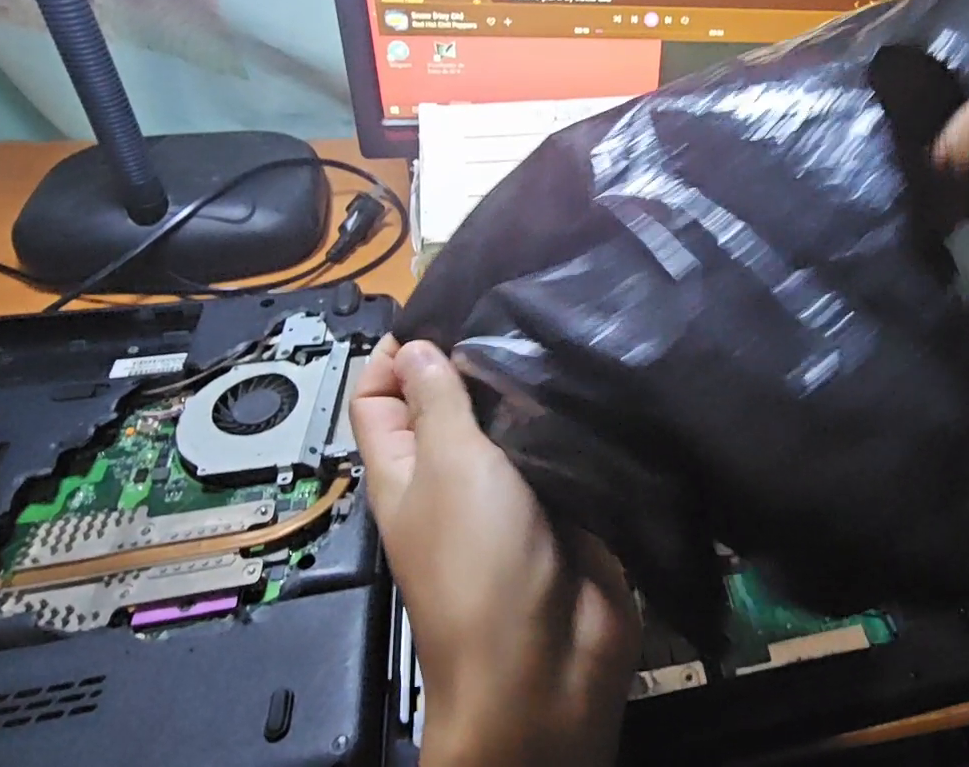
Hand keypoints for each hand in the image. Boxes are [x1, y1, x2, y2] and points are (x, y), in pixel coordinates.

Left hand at [351, 338, 640, 766]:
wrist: (551, 659)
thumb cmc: (480, 564)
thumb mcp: (448, 467)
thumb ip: (435, 403)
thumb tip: (413, 346)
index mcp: (404, 468)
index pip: (378, 395)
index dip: (396, 352)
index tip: (442, 308)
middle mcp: (453, 473)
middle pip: (450, 400)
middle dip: (475, 358)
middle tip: (516, 309)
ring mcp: (511, 488)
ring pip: (510, 419)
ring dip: (527, 386)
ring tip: (557, 333)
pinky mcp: (562, 498)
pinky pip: (558, 445)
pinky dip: (567, 416)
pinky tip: (590, 379)